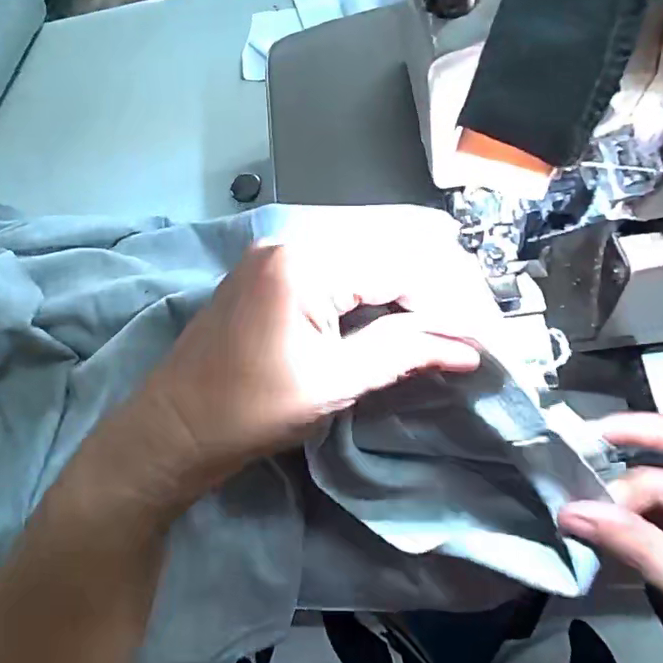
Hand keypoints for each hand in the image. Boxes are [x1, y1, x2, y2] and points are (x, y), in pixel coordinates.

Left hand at [103, 237, 497, 513]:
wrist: (173, 425)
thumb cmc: (247, 411)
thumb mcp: (333, 384)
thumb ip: (402, 352)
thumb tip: (466, 348)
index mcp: (306, 262)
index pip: (404, 265)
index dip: (453, 303)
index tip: (489, 341)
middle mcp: (293, 237)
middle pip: (393, 244)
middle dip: (443, 284)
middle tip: (478, 329)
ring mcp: (281, 247)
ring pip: (373, 246)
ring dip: (417, 279)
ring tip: (454, 318)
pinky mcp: (276, 265)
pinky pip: (345, 258)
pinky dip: (382, 281)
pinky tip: (407, 305)